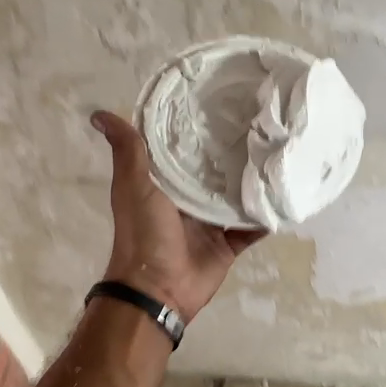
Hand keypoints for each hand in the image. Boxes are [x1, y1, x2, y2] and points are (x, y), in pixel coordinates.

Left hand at [92, 110, 264, 321]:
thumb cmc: (143, 232)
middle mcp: (189, 200)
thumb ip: (129, 151)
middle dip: (235, 153)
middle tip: (262, 123)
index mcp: (165, 183)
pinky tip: (287, 194)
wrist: (158, 288)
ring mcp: (211, 223)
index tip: (223, 98)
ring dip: (255, 181)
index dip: (199, 126)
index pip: (184, 149)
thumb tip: (99, 113)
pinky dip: (267, 215)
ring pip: (238, 197)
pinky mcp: (229, 244)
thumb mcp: (134, 186)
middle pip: (216, 171)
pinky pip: (253, 227)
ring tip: (281, 153)